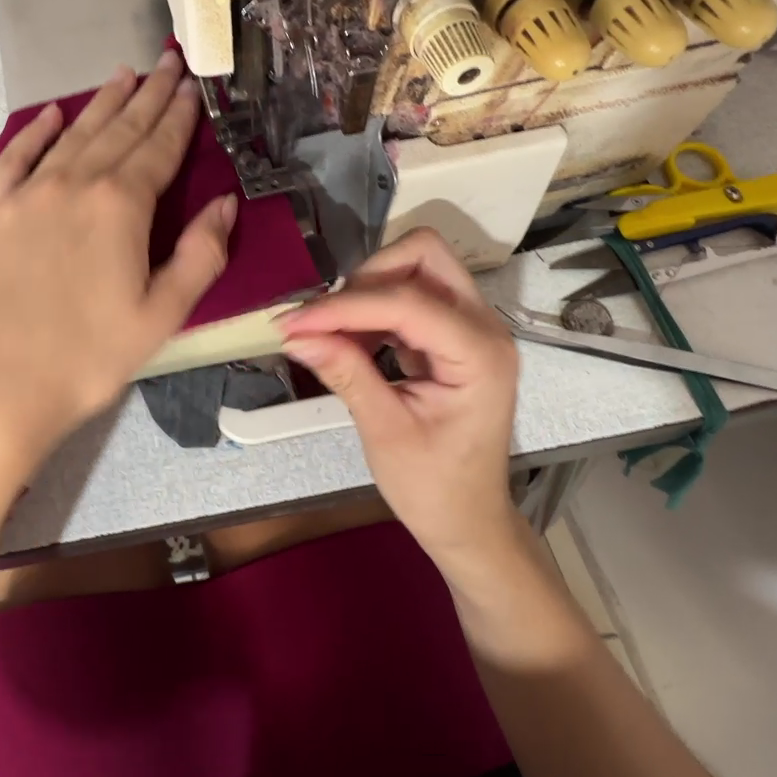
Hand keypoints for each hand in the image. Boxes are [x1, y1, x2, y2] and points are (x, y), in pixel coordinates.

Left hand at [0, 51, 235, 487]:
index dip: (178, 116)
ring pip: (72, 136)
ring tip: (122, 76)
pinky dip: (34, 132)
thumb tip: (224, 203)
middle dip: (146, 95)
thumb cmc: (88, 358)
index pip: (158, 148)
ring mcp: (24, 195)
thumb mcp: (162, 315)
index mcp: (120, 206)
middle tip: (165, 62)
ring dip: (100, 104)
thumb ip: (200, 254)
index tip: (190, 85)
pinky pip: (14, 158)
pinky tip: (50, 114)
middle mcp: (73, 185)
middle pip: (117, 130)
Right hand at [275, 228, 520, 565]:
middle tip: (327, 319)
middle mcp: (484, 326)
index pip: (407, 301)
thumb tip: (295, 333)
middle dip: (367, 276)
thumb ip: (345, 373)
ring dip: (368, 291)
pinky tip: (350, 341)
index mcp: (479, 354)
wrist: (469, 520)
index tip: (291, 322)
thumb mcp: (384, 431)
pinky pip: (411, 294)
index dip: (344, 306)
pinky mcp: (453, 335)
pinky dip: (374, 307)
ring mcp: (472, 327)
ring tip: (332, 333)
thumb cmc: (434, 487)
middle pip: (424, 255)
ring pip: (416, 268)